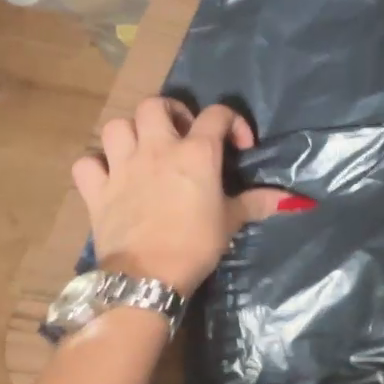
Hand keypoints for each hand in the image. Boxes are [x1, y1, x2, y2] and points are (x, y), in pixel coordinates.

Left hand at [72, 97, 280, 295]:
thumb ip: (260, 202)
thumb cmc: (196, 243)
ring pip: (116, 126)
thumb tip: (297, 201)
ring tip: (146, 148)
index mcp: (197, 152)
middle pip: (155, 106)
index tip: (240, 148)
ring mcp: (122, 168)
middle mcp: (157, 150)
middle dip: (171, 112)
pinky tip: (111, 175)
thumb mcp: (233, 220)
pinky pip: (86, 163)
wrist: (146, 277)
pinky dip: (97, 164)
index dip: (233, 123)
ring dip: (131, 132)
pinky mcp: (96, 191)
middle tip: (183, 132)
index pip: (217, 114)